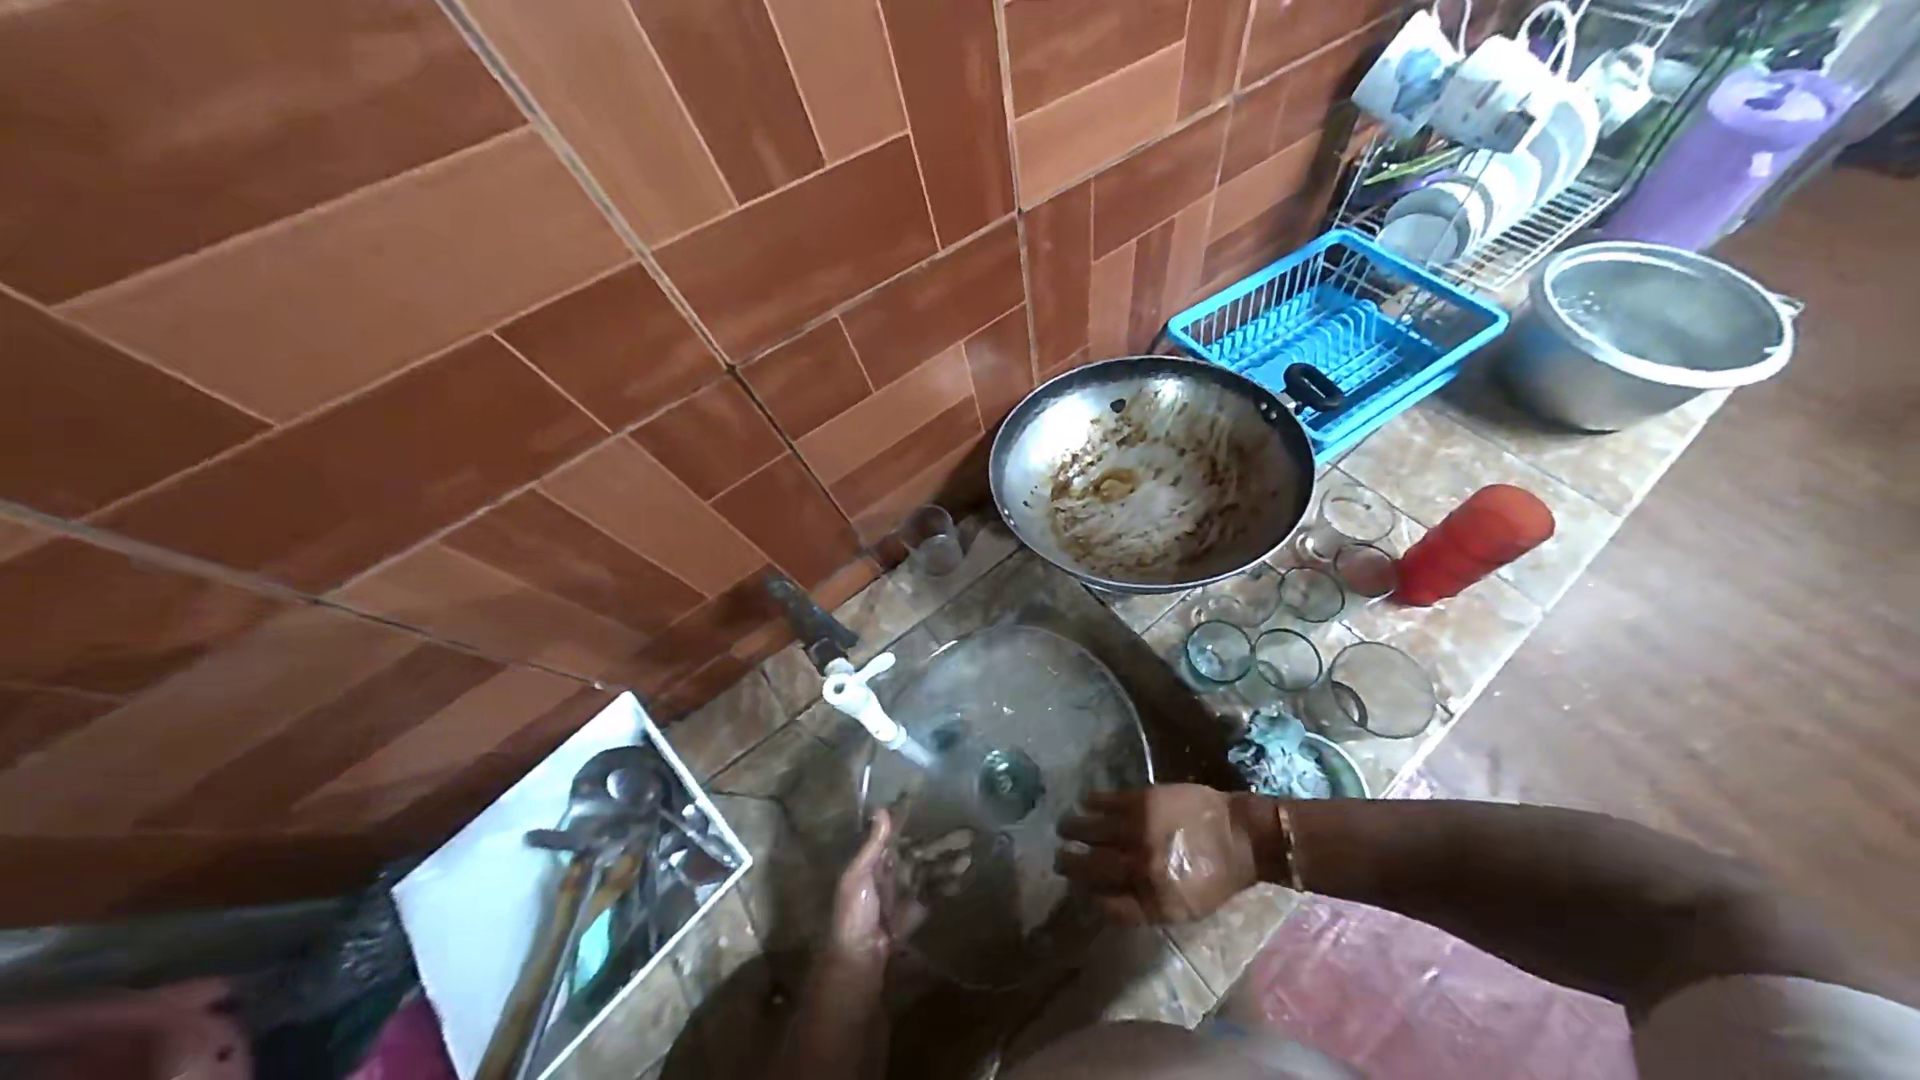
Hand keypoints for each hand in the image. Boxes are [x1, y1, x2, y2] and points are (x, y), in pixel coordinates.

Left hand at [828, 810, 975, 960]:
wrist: (860, 954)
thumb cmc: (853, 912)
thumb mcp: (857, 876)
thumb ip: (871, 844)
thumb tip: (881, 809)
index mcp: (879, 855)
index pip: (895, 827)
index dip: (907, 811)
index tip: (921, 792)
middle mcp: (897, 865)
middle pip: (925, 847)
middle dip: (945, 840)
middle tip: (969, 831)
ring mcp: (909, 885)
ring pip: (935, 867)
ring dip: (951, 861)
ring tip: (970, 856)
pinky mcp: (919, 905)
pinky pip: (937, 889)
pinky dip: (950, 883)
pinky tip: (963, 878)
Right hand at [1055, 785, 1261, 923]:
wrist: (1241, 836)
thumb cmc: (1216, 877)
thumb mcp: (1184, 908)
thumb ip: (1143, 906)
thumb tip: (1104, 897)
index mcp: (1152, 900)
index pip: (1104, 904)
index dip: (1085, 895)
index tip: (1075, 887)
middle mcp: (1139, 867)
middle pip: (1090, 867)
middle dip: (1069, 863)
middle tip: (1058, 858)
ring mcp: (1137, 830)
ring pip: (1089, 831)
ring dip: (1072, 829)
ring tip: (1064, 827)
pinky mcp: (1140, 800)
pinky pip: (1103, 801)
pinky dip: (1089, 803)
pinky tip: (1085, 803)